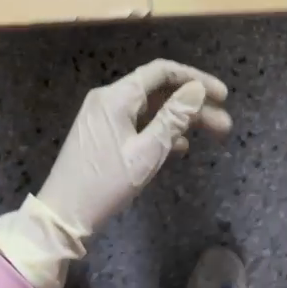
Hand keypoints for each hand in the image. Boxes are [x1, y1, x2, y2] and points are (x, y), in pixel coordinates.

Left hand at [0, 60, 231, 287]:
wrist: (62, 215)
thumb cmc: (105, 184)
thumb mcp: (146, 153)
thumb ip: (173, 118)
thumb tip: (196, 89)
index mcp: (117, 96)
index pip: (162, 72)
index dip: (195, 79)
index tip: (223, 95)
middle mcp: (109, 99)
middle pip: (159, 91)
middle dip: (193, 104)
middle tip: (224, 124)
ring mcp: (103, 116)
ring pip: (150, 109)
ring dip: (181, 120)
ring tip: (213, 136)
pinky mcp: (102, 134)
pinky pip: (137, 123)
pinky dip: (160, 130)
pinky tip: (180, 146)